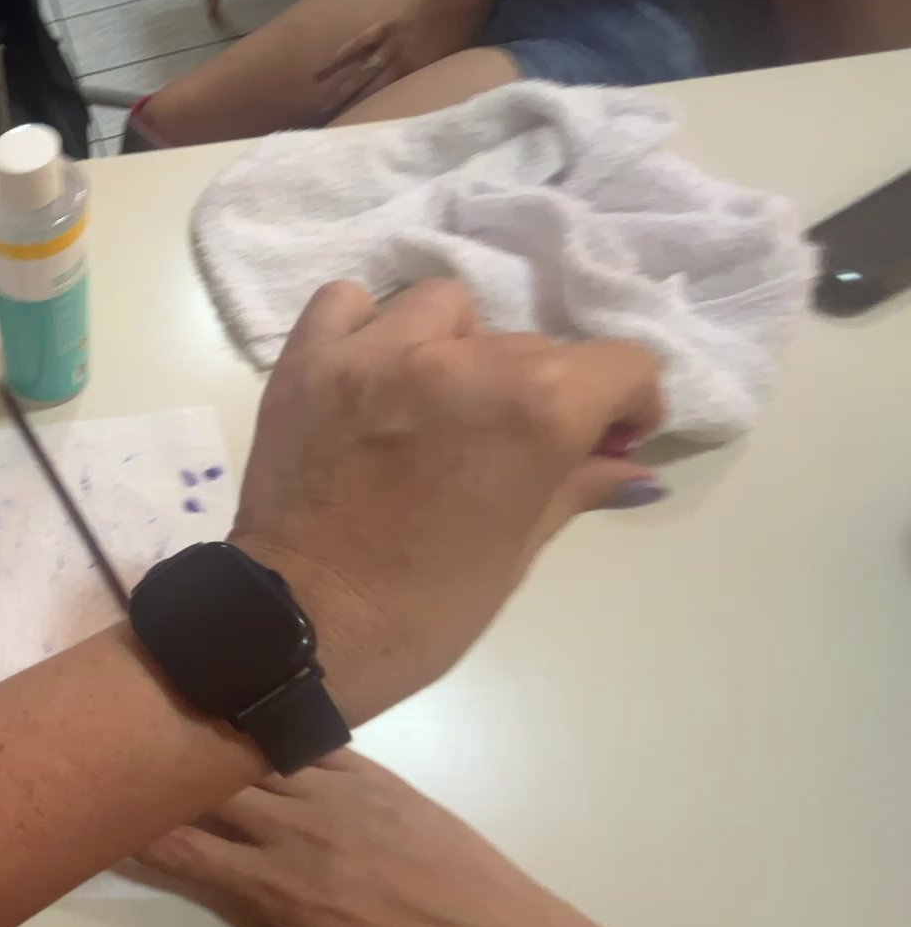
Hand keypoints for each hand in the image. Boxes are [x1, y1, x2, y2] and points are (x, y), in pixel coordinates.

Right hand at [140, 751, 777, 926]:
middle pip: (206, 790)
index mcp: (281, 889)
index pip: (184, 849)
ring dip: (206, 747)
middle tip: (121, 757)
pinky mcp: (376, 776)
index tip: (99, 811)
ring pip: (249, 757)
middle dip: (158, 776)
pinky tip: (247, 717)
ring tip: (170, 724)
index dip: (134, 830)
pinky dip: (268, 733)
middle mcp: (298, 829)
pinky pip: (306, 741)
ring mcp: (338, 794)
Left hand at [229, 280, 661, 725]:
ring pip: (437, 307)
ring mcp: (365, 358)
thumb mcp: (514, 552)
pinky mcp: (300, 367)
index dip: (620, 405)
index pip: (618, 365)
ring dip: (449, 344)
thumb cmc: (418, 609)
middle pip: (526, 345)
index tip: (598, 439)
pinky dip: (360, 325)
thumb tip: (628, 464)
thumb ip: (572, 485)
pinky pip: (340, 304)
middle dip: (531, 391)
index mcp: (531, 406)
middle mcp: (451, 362)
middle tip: (495, 441)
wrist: (297, 622)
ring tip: (425, 399)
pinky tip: (364, 369)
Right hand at [313, 0, 504, 121]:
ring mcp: (388, 45)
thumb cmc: (471, 18)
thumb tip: (436, 100)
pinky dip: (336, 60)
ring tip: (320, 114)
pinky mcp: (382, 28)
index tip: (360, 143)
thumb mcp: (460, 56)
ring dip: (338, 95)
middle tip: (331, 136)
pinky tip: (317, 74)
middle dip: (350, 115)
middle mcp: (398, 63)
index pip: (394, 104)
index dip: (376, 122)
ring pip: (358, 75)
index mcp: (419, 71)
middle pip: (369, 94)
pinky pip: (355, 47)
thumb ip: (442, 77)